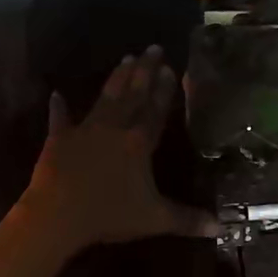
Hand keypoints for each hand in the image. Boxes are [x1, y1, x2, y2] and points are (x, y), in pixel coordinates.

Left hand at [20, 46, 215, 250]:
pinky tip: (56, 94)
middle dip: (145, 71)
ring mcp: (85, 130)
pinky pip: (60, 119)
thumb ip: (187, 220)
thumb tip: (221, 228)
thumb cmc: (109, 214)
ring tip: (126, 58)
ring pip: (105, 99)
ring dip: (116, 79)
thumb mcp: (154, 219)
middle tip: (152, 47)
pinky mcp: (59, 139)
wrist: (58, 215)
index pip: (156, 110)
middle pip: (133, 95)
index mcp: (139, 143)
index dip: (165, 90)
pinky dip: (59, 108)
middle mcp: (115, 128)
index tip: (171, 67)